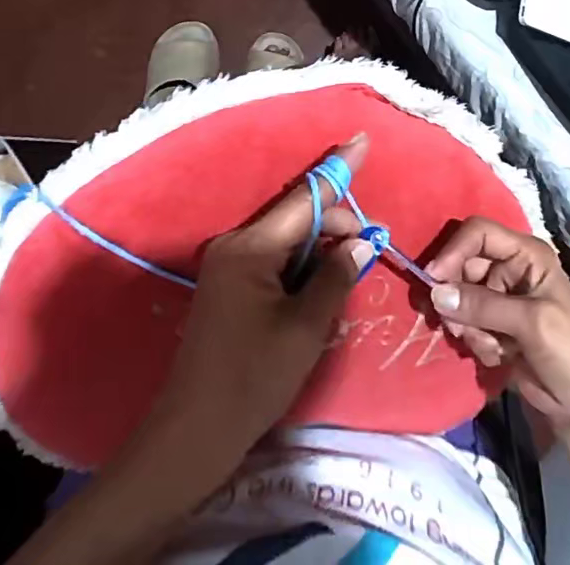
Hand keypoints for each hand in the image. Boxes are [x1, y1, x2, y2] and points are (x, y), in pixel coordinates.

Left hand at [145, 134, 374, 455]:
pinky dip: (300, 267)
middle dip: (336, 228)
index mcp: (251, 248)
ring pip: (287, 241)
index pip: (305, 199)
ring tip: (351, 272)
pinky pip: (273, 260)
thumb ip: (335, 277)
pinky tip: (321, 287)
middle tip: (372, 248)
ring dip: (320, 251)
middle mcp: (235, 244)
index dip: (337, 170)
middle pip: (297, 220)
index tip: (362, 139)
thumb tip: (361, 243)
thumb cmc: (253, 377)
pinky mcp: (228, 284)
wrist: (196, 428)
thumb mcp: (305, 328)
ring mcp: (228, 264)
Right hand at [426, 218, 569, 428]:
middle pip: (461, 264)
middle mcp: (510, 268)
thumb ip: (483, 305)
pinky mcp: (492, 325)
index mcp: (527, 255)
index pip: (479, 233)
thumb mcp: (532, 323)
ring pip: (458, 296)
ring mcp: (500, 297)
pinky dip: (474, 339)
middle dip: (456, 296)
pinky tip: (498, 356)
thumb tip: (435, 293)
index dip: (454, 250)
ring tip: (489, 346)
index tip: (433, 279)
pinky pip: (464, 321)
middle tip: (456, 326)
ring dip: (466, 324)